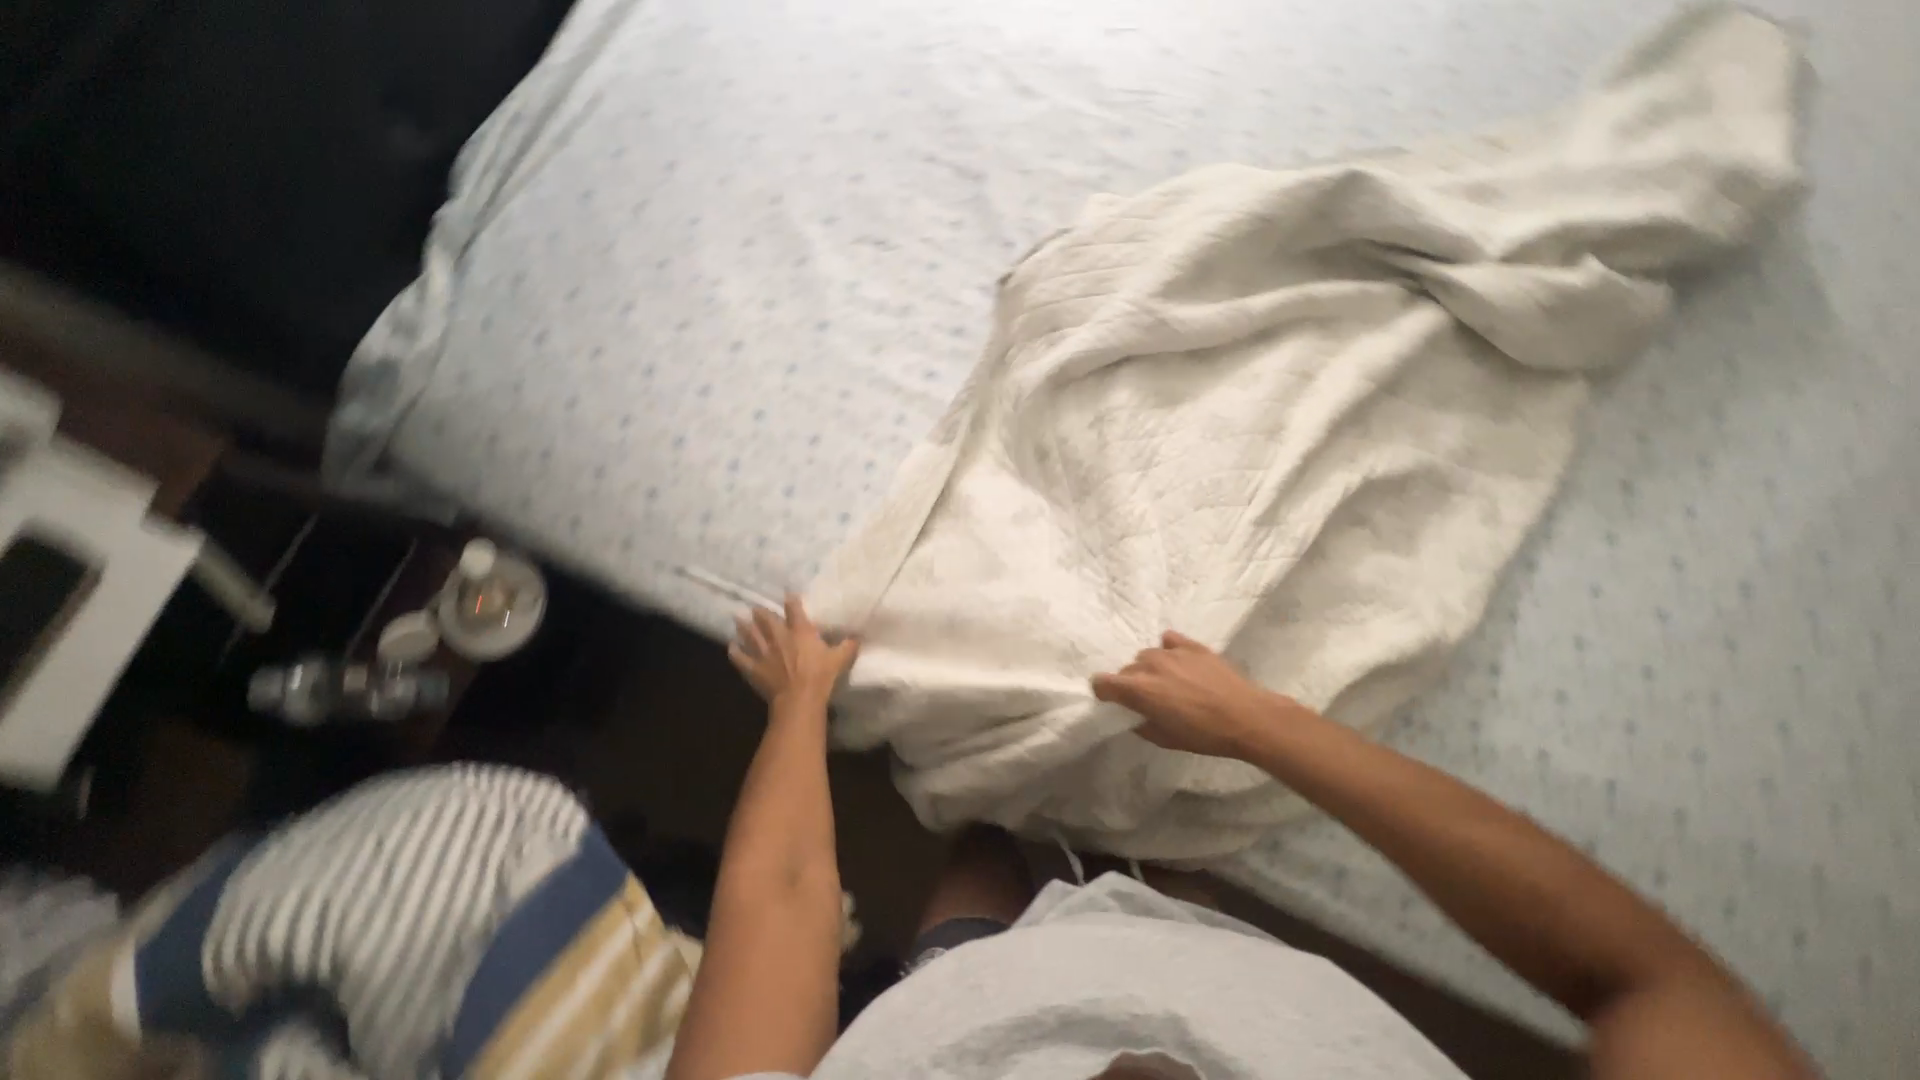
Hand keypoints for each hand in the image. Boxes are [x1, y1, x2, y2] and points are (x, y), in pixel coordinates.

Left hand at [729, 595, 859, 705]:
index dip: (791, 601)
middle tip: (755, 608)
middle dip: (760, 612)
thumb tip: (858, 637)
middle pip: (766, 619)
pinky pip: (740, 658)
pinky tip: (731, 647)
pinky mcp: (754, 668)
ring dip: (744, 626)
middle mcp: (779, 637)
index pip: (794, 609)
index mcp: (800, 631)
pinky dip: (735, 652)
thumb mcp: (840, 659)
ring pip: (750, 634)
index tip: (788, 595)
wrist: (799, 698)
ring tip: (738, 619)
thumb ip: (848, 646)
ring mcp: (764, 652)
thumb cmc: (821, 676)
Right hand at [1091, 631, 1309, 760]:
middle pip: (1126, 669)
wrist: (1246, 717)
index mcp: (1138, 690)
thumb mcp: (1165, 739)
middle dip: (1131, 683)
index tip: (1115, 702)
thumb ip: (1142, 724)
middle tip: (1150, 699)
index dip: (1105, 693)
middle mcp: (1149, 665)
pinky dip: (1169, 650)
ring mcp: (1171, 652)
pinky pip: (1168, 641)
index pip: (1101, 682)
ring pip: (1147, 655)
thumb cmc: (1204, 735)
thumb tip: (1135, 715)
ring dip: (1150, 668)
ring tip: (1169, 682)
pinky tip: (1180, 663)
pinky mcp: (1192, 645)